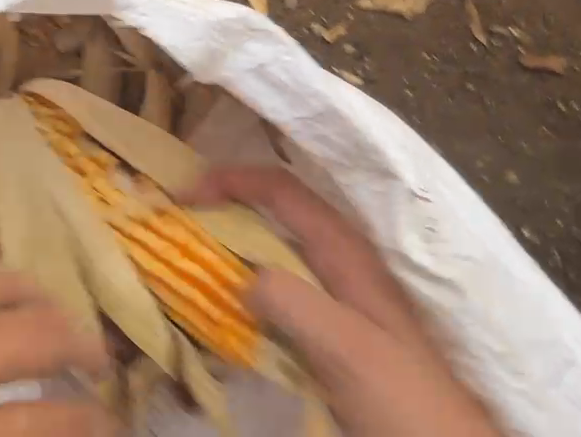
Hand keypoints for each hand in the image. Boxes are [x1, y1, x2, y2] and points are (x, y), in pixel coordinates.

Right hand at [187, 165, 503, 436]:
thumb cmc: (404, 399)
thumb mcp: (347, 348)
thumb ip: (292, 301)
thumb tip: (241, 275)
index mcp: (346, 253)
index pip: (280, 187)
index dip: (229, 179)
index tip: (183, 197)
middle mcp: (340, 263)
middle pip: (273, 210)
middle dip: (221, 206)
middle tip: (175, 221)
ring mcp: (337, 297)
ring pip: (271, 248)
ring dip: (227, 243)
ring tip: (186, 256)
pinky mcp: (331, 329)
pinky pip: (274, 288)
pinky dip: (240, 282)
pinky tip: (220, 304)